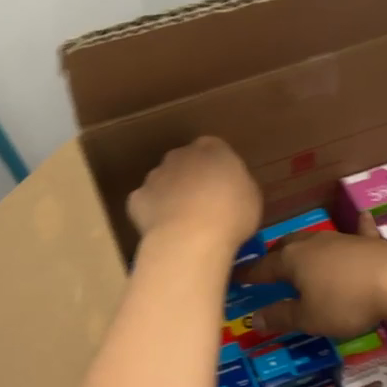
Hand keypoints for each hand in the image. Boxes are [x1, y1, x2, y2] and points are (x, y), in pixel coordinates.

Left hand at [126, 137, 261, 250]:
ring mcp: (154, 175)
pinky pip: (145, 204)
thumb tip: (229, 188)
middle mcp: (179, 155)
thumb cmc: (231, 215)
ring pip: (161, 182)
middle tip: (202, 206)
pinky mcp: (136, 198)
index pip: (213, 149)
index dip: (216, 169)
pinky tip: (163, 232)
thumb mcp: (250, 198)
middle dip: (189, 179)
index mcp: (212, 149)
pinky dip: (152, 215)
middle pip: (183, 162)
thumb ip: (236, 185)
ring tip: (182, 224)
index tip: (222, 189)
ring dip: (169, 196)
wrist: (191, 238)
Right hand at [240, 213, 386, 337]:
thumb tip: (254, 318)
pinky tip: (363, 218)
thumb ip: (280, 317)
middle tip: (267, 265)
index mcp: (291, 261)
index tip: (234, 276)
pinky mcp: (369, 241)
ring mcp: (341, 239)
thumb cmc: (346, 302)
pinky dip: (358, 228)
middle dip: (274, 256)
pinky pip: (360, 232)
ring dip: (305, 247)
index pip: (261, 268)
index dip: (247, 274)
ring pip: (315, 239)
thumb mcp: (308, 318)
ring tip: (298, 251)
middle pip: (286, 246)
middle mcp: (311, 243)